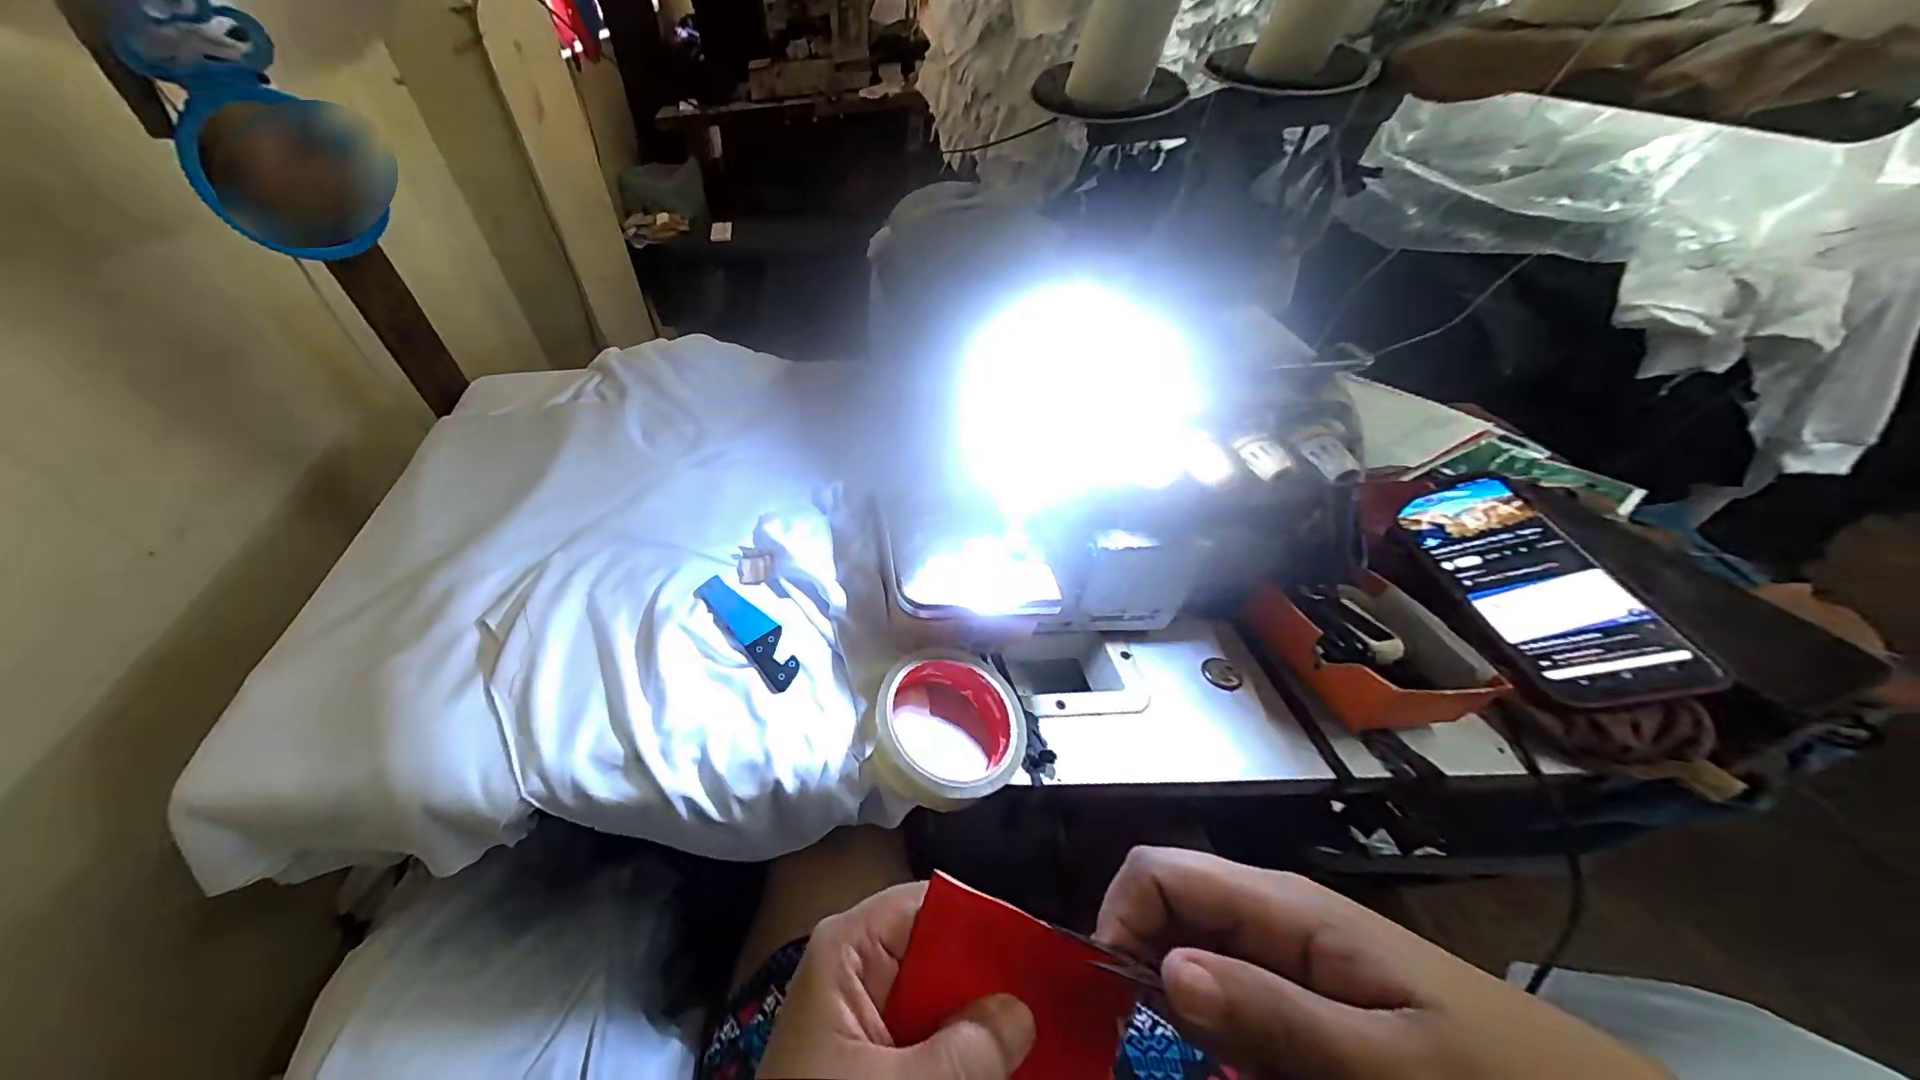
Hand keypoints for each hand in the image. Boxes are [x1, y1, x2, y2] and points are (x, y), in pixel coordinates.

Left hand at [757, 881, 1035, 1079]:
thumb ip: (965, 1050)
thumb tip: (1021, 1011)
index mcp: (850, 946)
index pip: (931, 904)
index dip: (986, 920)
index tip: (1040, 948)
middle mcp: (859, 964)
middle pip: (942, 949)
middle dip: (993, 977)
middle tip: (1053, 993)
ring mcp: (866, 1009)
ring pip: (942, 996)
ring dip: (985, 1020)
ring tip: (1045, 1027)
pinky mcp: (874, 1050)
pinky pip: (931, 1036)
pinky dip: (964, 1051)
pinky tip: (1006, 1063)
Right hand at [1096, 847, 1673, 1079]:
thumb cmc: (1496, 1077)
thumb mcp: (1386, 1063)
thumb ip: (1273, 1014)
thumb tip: (1162, 971)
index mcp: (1282, 904)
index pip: (1158, 870)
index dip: (1120, 918)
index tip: (1115, 1001)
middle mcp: (1272, 913)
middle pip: (1168, 909)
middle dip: (1143, 968)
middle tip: (1156, 1051)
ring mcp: (1289, 951)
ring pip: (1195, 954)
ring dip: (1181, 1009)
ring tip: (1211, 1069)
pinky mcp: (1305, 989)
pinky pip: (1234, 993)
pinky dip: (1219, 1031)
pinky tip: (1244, 1069)